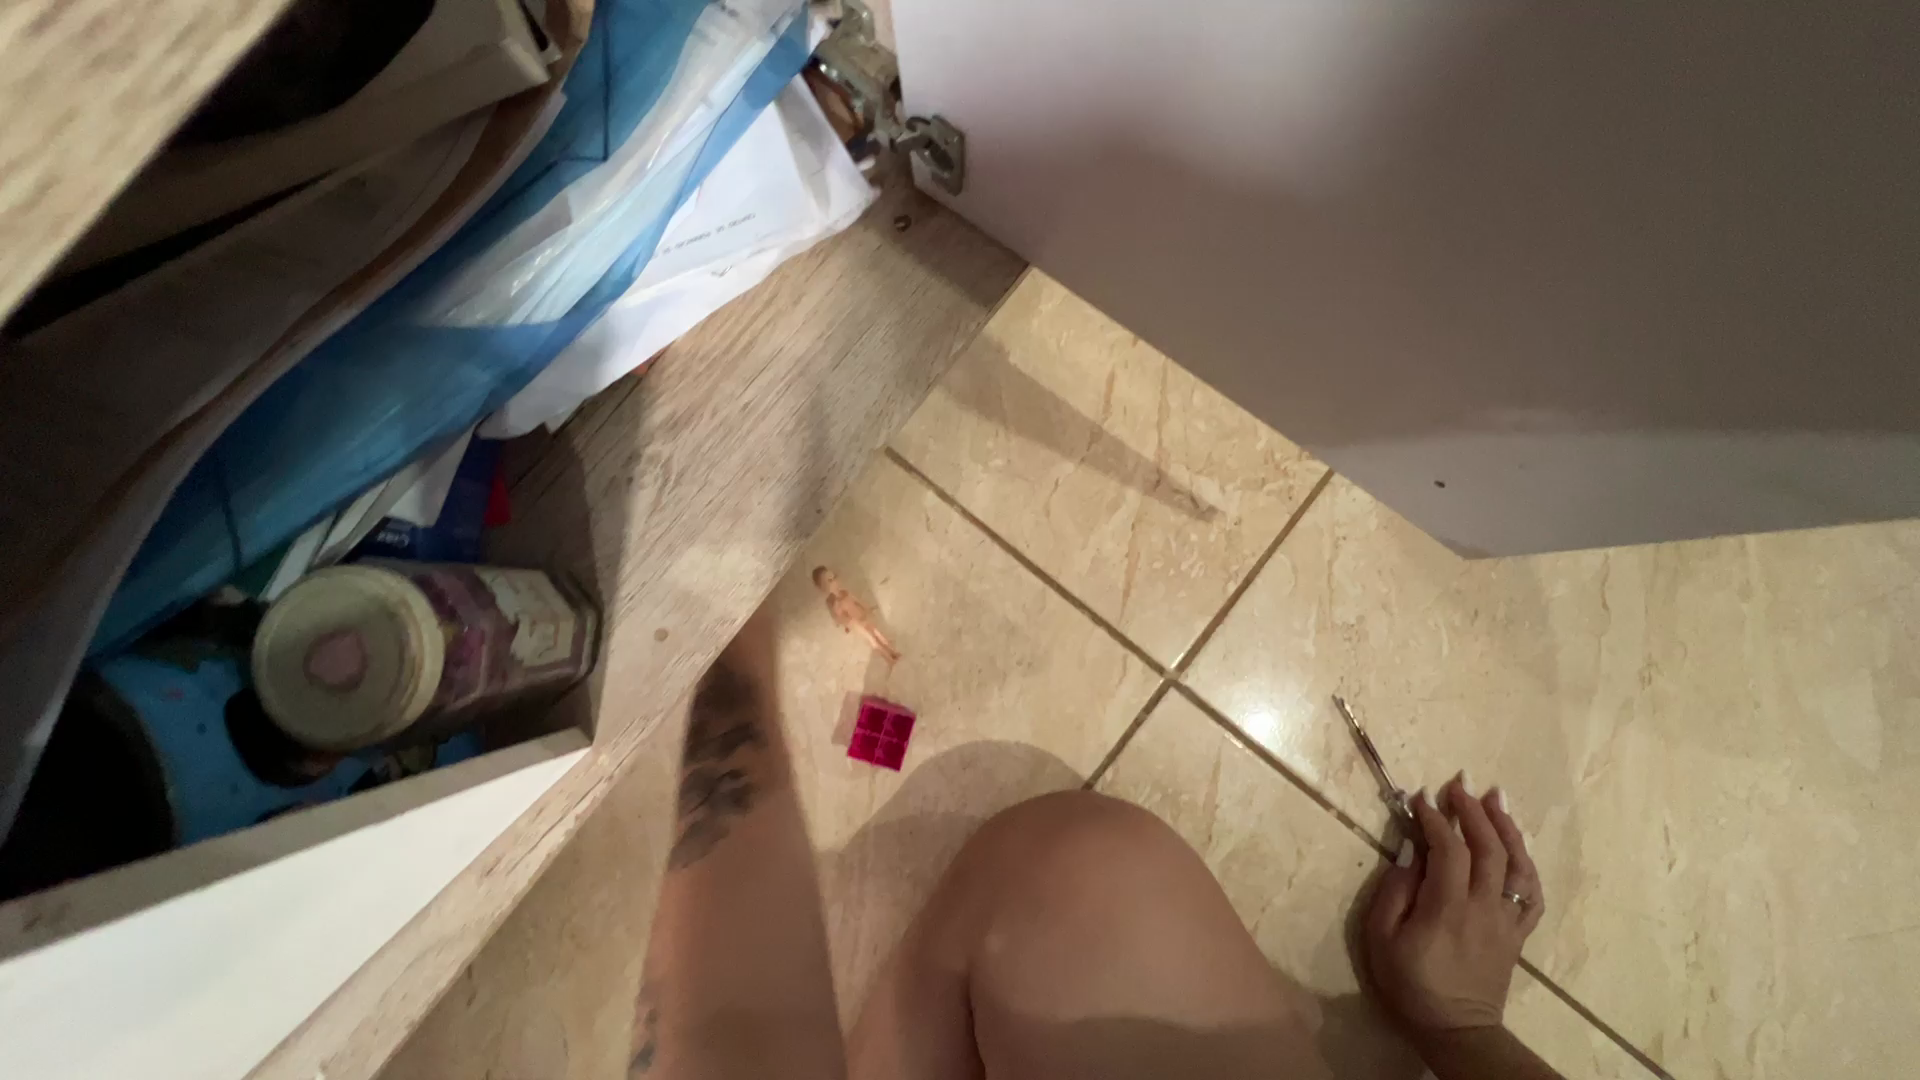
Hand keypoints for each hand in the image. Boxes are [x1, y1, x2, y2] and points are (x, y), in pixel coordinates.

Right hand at [1365, 773, 1543, 1039]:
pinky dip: (1525, 863)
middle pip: (1489, 850)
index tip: (1418, 796)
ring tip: (1494, 799)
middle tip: (1458, 783)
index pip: (1448, 849)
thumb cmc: (1408, 980)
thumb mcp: (1381, 935)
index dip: (1435, 818)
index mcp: (1447, 907)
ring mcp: (1506, 921)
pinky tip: (1515, 845)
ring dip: (1507, 829)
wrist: (1455, 1030)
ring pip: (1518, 867)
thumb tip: (1410, 852)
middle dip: (1474, 811)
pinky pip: (1532, 893)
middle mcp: (1484, 908)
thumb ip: (1396, 890)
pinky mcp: (1516, 934)